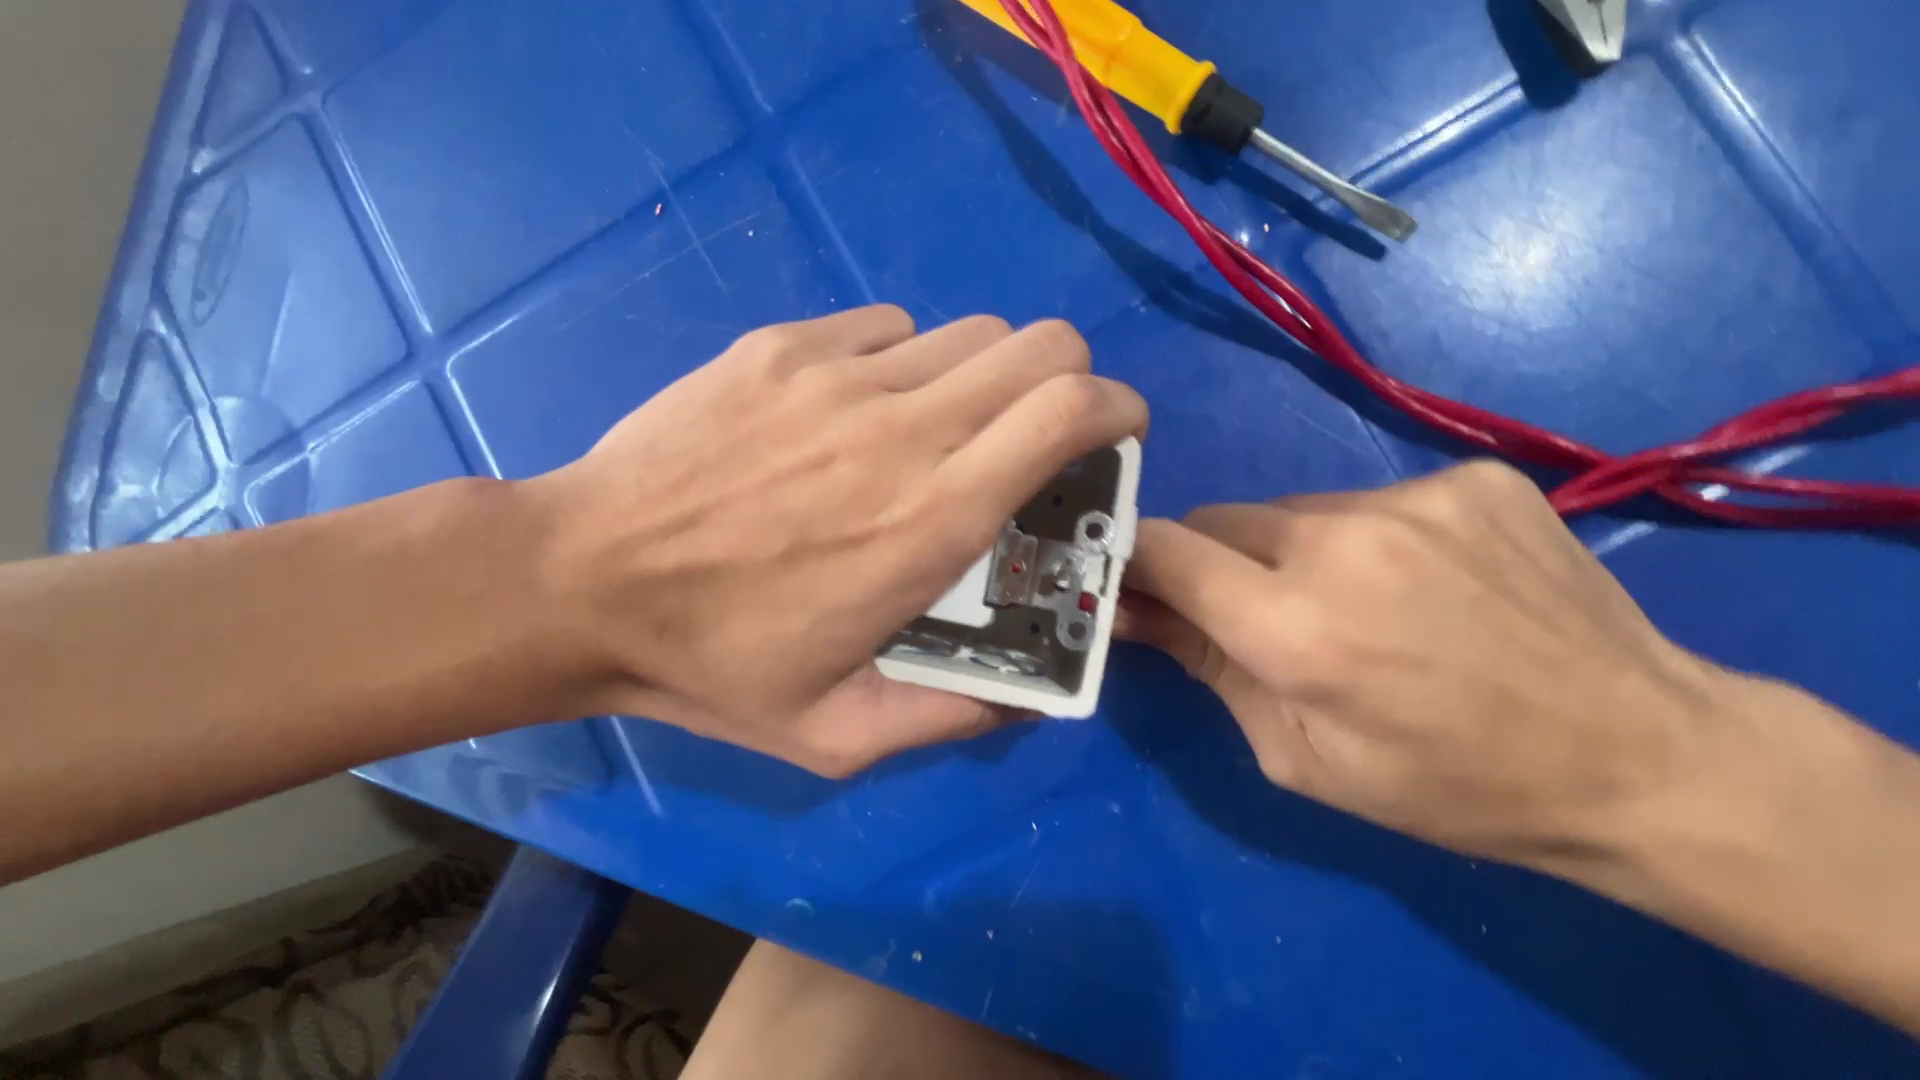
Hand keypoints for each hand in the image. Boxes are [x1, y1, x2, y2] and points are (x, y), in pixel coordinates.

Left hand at [528, 306, 1146, 775]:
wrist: (581, 582)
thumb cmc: (714, 664)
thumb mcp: (839, 734)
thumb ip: (951, 718)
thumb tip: (1027, 699)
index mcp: (933, 520)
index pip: (1069, 411)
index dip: (1117, 410)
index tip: (1116, 435)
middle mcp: (903, 427)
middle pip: (1040, 345)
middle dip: (1069, 380)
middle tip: (1039, 432)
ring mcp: (837, 373)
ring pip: (969, 331)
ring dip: (986, 375)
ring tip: (946, 426)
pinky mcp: (782, 347)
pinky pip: (887, 327)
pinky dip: (905, 360)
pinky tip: (860, 408)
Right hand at [1120, 461, 1745, 870]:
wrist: (1639, 755)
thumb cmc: (1451, 784)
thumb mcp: (1301, 756)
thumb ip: (1206, 666)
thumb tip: (1130, 609)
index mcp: (1291, 625)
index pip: (1161, 547)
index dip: (1139, 565)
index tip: (1146, 592)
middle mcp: (1341, 539)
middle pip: (1220, 519)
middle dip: (1217, 565)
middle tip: (1266, 621)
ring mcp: (1413, 497)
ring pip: (1296, 508)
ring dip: (1296, 550)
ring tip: (1364, 606)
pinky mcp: (1473, 476)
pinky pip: (1376, 498)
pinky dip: (1374, 537)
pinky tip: (1431, 583)